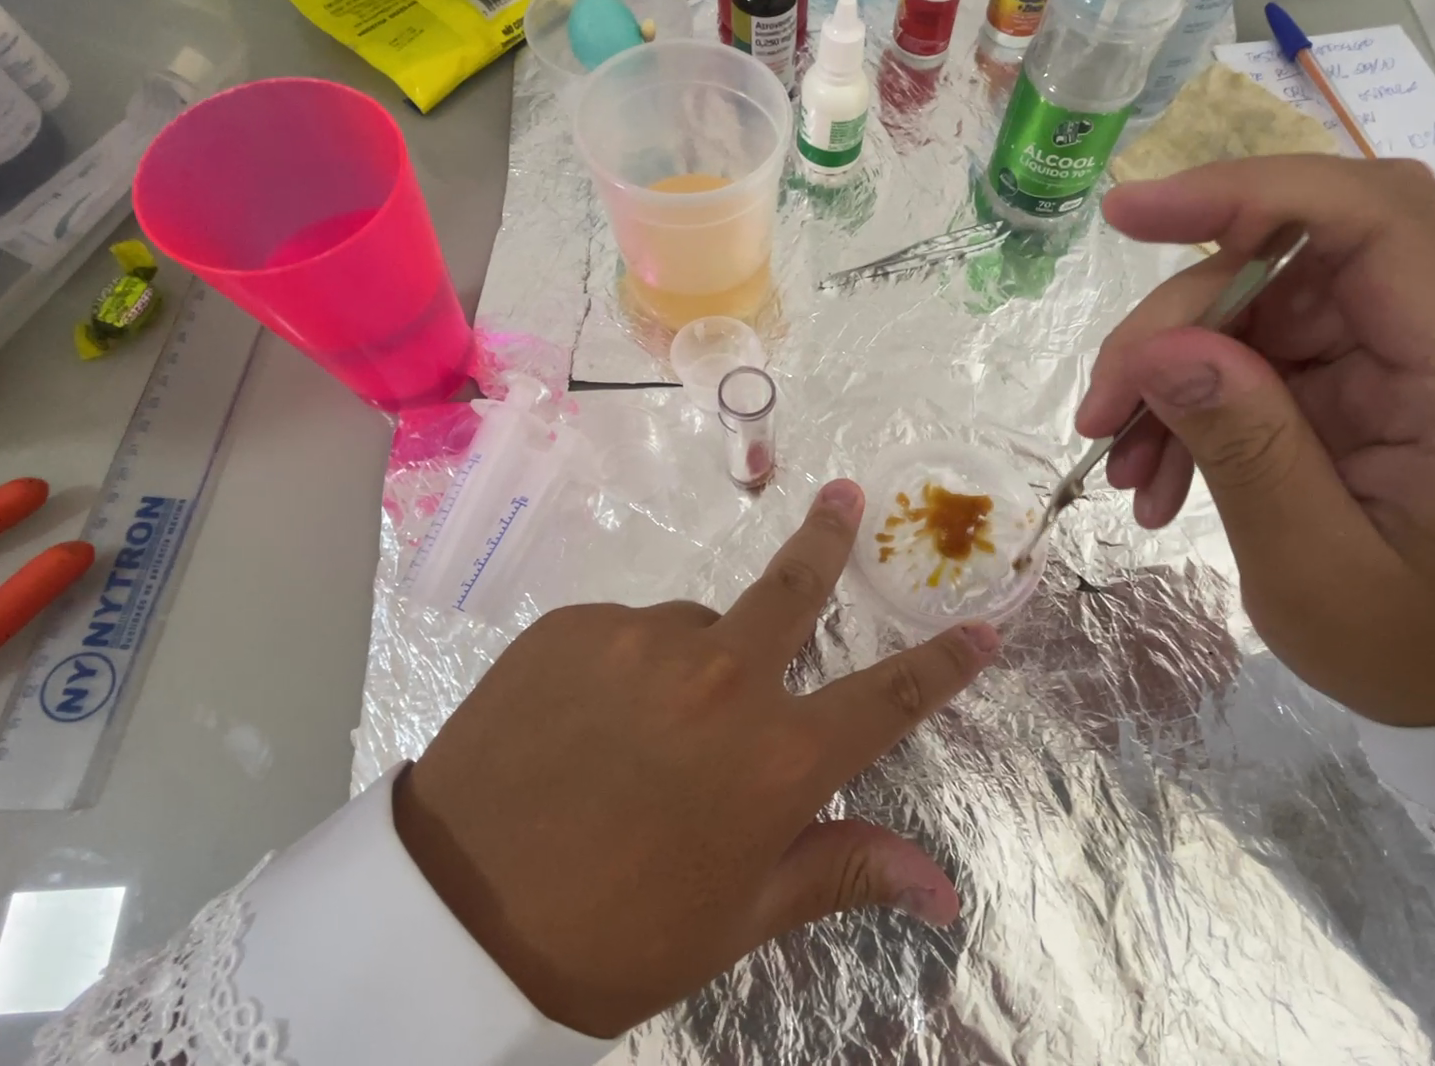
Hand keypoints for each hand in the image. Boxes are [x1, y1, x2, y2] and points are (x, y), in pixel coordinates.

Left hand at [392, 481, 999, 1037]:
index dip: (944, 664)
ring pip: (697, 628)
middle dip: (827, 541)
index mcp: (776, 760)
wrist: (451, 919)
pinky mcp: (573, 626)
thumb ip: (843, 870)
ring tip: (646, 731)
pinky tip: (589, 718)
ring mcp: (641, 640)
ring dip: (697, 660)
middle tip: (843, 497)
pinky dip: (628, 664)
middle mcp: (721, 680)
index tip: (984, 627)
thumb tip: (946, 890)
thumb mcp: (739, 915)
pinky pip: (626, 632)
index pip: (888, 696)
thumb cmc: (614, 936)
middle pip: (794, 589)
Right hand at [1076, 156, 1434, 727]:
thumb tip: (1159, 351)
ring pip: (1263, 320)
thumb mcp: (1312, 566)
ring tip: (1120, 468)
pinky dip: (1199, 415)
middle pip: (1292, 268)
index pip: (1372, 216)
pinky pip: (1266, 372)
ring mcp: (1411, 367)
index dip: (1244, 193)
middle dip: (1174, 329)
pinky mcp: (1373, 395)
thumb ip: (1243, 445)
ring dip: (1174, 381)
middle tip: (1097, 413)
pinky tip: (1157, 482)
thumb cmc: (1420, 655)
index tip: (1126, 215)